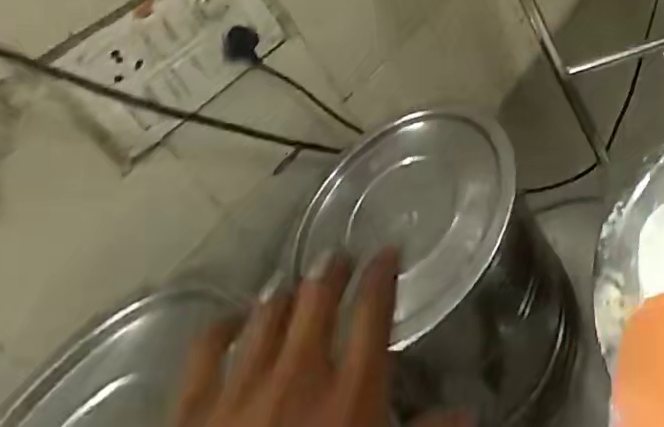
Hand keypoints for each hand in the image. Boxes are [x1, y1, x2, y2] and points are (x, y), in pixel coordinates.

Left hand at [173, 248, 471, 426]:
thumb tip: (469, 412)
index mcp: (350, 393)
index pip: (373, 311)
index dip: (382, 274)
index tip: (387, 252)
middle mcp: (299, 374)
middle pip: (318, 298)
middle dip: (332, 270)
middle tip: (340, 257)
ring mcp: (242, 387)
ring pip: (268, 314)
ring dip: (285, 292)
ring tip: (294, 282)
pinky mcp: (194, 408)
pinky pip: (207, 348)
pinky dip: (223, 324)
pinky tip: (236, 316)